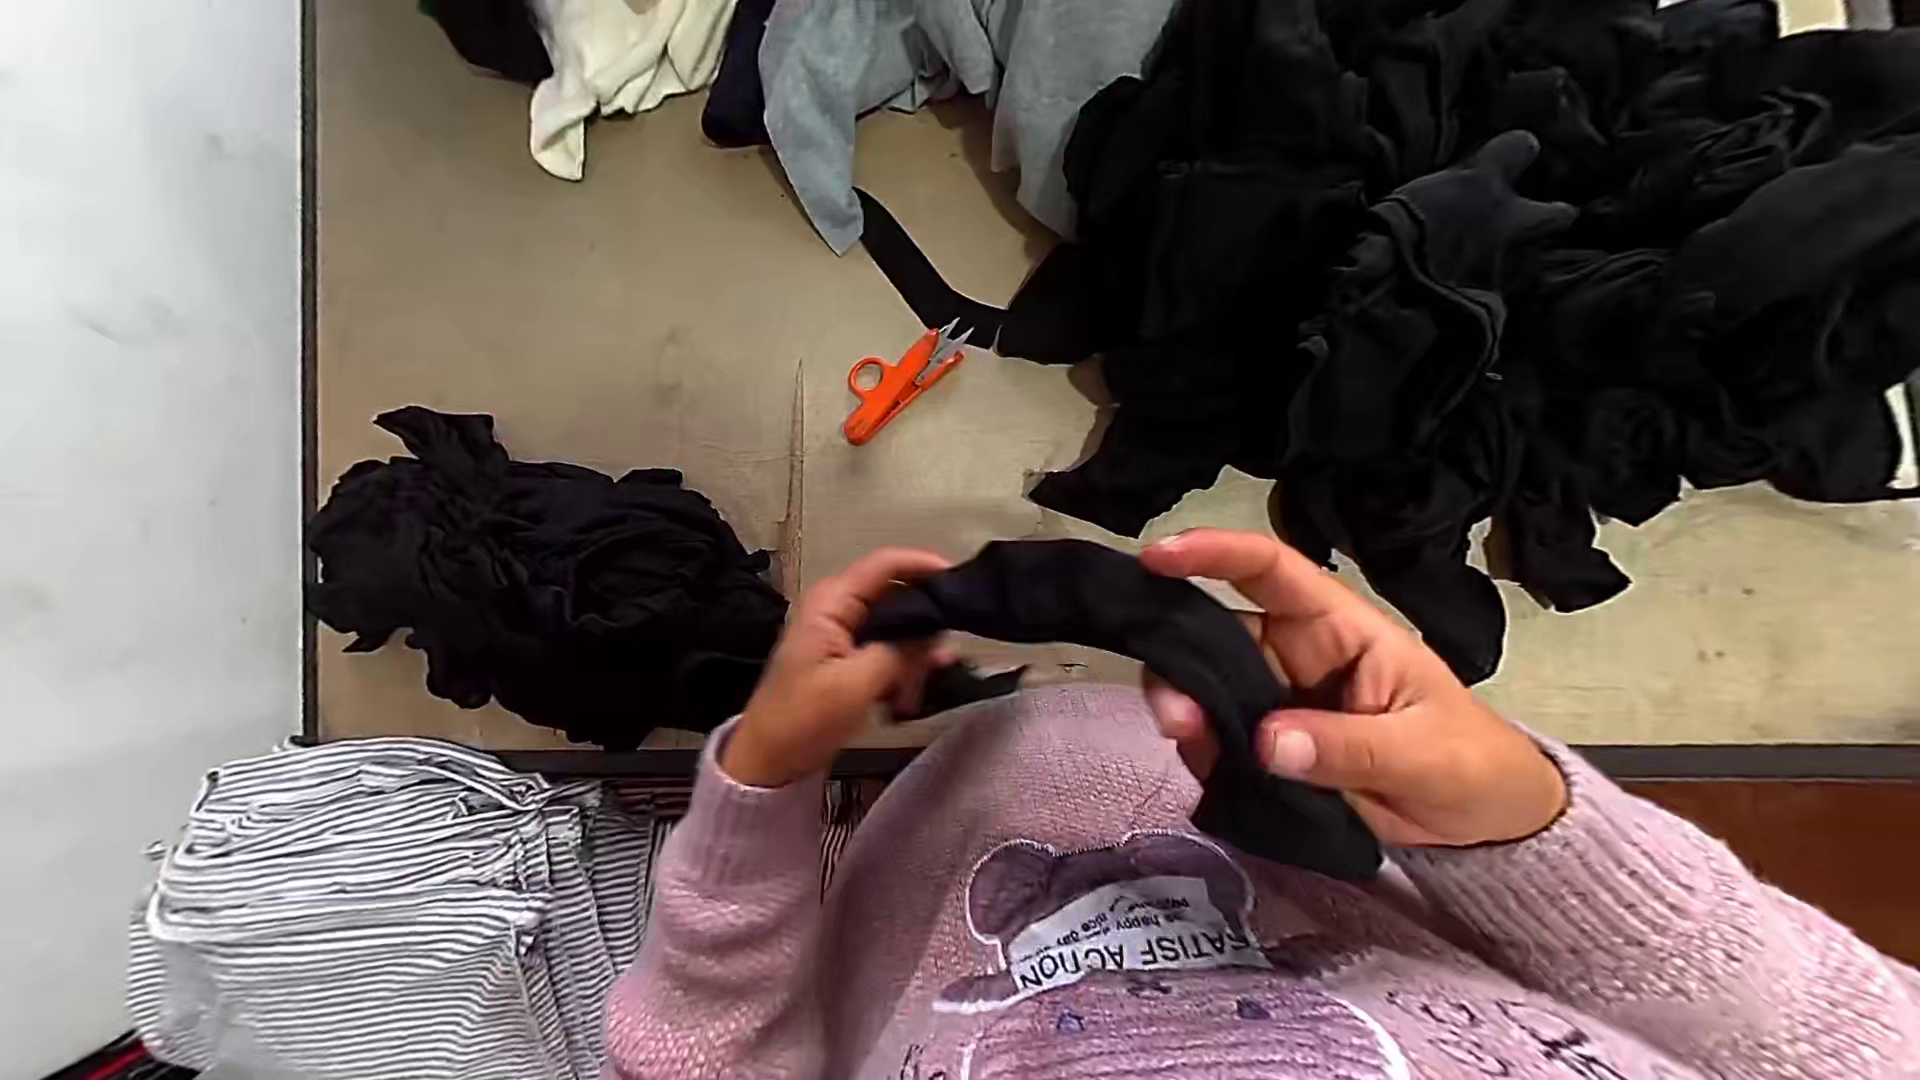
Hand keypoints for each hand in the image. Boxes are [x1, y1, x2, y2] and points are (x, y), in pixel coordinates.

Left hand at [722, 547, 951, 787]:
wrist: (769, 761)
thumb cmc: (803, 718)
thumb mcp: (855, 684)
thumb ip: (900, 652)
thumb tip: (935, 634)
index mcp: (833, 601)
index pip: (886, 563)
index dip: (925, 565)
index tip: (959, 582)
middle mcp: (841, 607)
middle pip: (899, 594)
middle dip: (924, 624)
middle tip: (941, 658)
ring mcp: (847, 631)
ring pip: (900, 625)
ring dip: (915, 656)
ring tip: (916, 692)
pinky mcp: (853, 656)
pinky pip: (892, 649)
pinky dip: (905, 669)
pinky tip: (910, 697)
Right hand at [1139, 529, 1566, 846]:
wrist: (1478, 823)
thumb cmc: (1470, 763)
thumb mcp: (1428, 754)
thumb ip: (1351, 746)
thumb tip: (1265, 742)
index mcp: (1332, 626)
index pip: (1267, 568)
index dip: (1212, 551)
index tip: (1157, 556)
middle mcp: (1285, 649)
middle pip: (1210, 628)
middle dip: (1177, 659)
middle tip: (1174, 716)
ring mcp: (1266, 693)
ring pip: (1197, 680)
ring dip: (1181, 707)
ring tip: (1191, 745)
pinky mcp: (1254, 735)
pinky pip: (1207, 729)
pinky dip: (1196, 746)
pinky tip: (1209, 769)